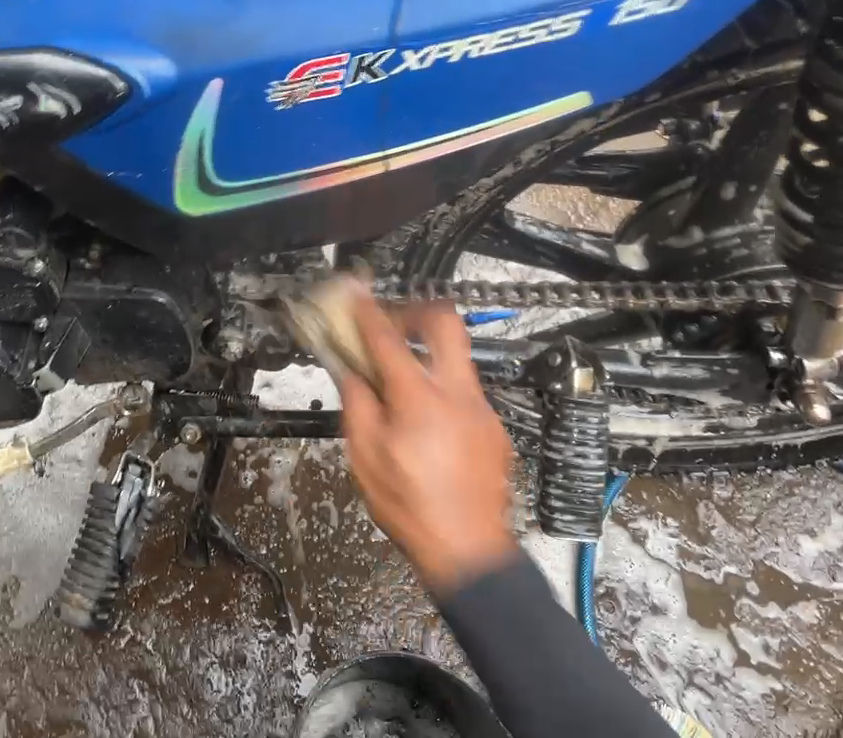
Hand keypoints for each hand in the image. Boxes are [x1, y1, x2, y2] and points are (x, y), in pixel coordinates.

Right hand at [335, 284, 519, 596]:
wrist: (468, 550)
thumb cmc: (409, 506)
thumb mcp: (365, 455)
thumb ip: (357, 402)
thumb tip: (349, 369)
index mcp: (418, 398)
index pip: (387, 338)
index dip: (367, 309)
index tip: (355, 292)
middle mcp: (456, 394)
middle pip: (445, 322)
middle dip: (415, 311)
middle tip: (392, 324)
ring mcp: (481, 409)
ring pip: (457, 358)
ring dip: (427, 354)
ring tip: (401, 381)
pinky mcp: (493, 428)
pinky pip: (465, 392)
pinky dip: (441, 389)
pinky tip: (424, 420)